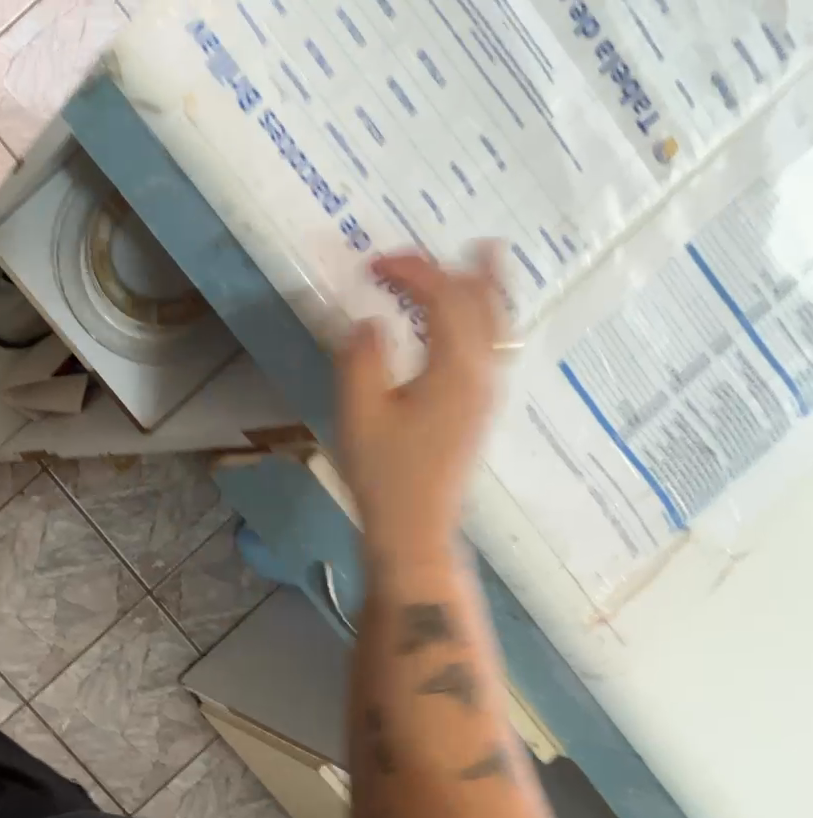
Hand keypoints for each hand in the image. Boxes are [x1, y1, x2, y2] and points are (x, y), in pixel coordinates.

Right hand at [335, 244, 507, 562]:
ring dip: (483, 284)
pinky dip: (485, 312)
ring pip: (498, 319)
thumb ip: (361, 361)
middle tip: (412, 256)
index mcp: (454, 367)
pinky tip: (472, 316)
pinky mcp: (479, 403)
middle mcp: (483, 370)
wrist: (414, 522)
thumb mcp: (359, 414)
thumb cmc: (382, 470)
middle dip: (449, 269)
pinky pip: (494, 340)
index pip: (442, 299)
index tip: (373, 263)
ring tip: (479, 256)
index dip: (411, 272)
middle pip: (482, 301)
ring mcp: (487, 388)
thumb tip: (367, 321)